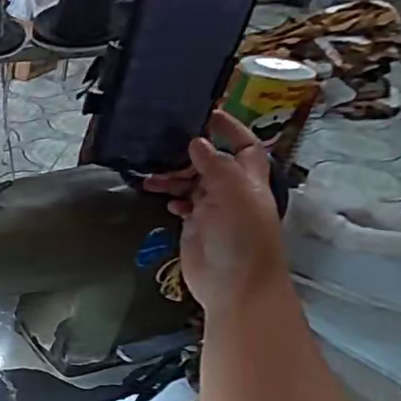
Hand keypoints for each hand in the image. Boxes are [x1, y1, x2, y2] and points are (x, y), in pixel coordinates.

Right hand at [142, 112, 286, 315]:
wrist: (234, 285)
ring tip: (151, 178)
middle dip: (189, 154)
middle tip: (163, 150)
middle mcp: (232, 191)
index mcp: (249, 179)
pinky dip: (172, 197)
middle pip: (210, 162)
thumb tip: (196, 142)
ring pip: (191, 183)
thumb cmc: (242, 238)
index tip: (206, 114)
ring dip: (173, 177)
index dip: (229, 129)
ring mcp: (212, 210)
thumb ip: (214, 165)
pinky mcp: (195, 227)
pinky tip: (162, 197)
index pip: (243, 145)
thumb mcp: (233, 194)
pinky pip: (182, 204)